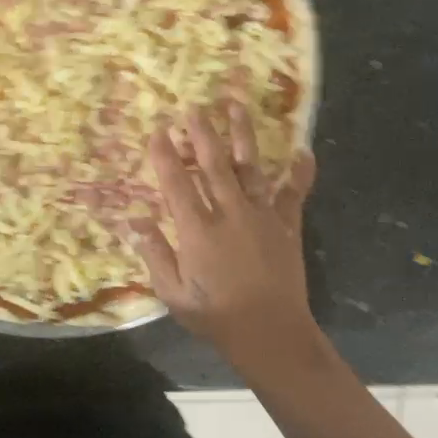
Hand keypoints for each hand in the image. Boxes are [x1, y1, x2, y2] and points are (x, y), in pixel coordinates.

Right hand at [131, 101, 318, 367]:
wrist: (269, 332)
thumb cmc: (214, 316)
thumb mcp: (172, 291)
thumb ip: (155, 254)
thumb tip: (135, 222)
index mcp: (197, 230)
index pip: (176, 184)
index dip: (165, 156)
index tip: (158, 130)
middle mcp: (229, 213)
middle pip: (213, 165)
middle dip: (201, 133)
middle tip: (193, 106)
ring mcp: (262, 217)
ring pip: (249, 167)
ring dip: (241, 135)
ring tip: (235, 106)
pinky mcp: (287, 226)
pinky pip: (293, 193)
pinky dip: (299, 172)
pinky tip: (302, 151)